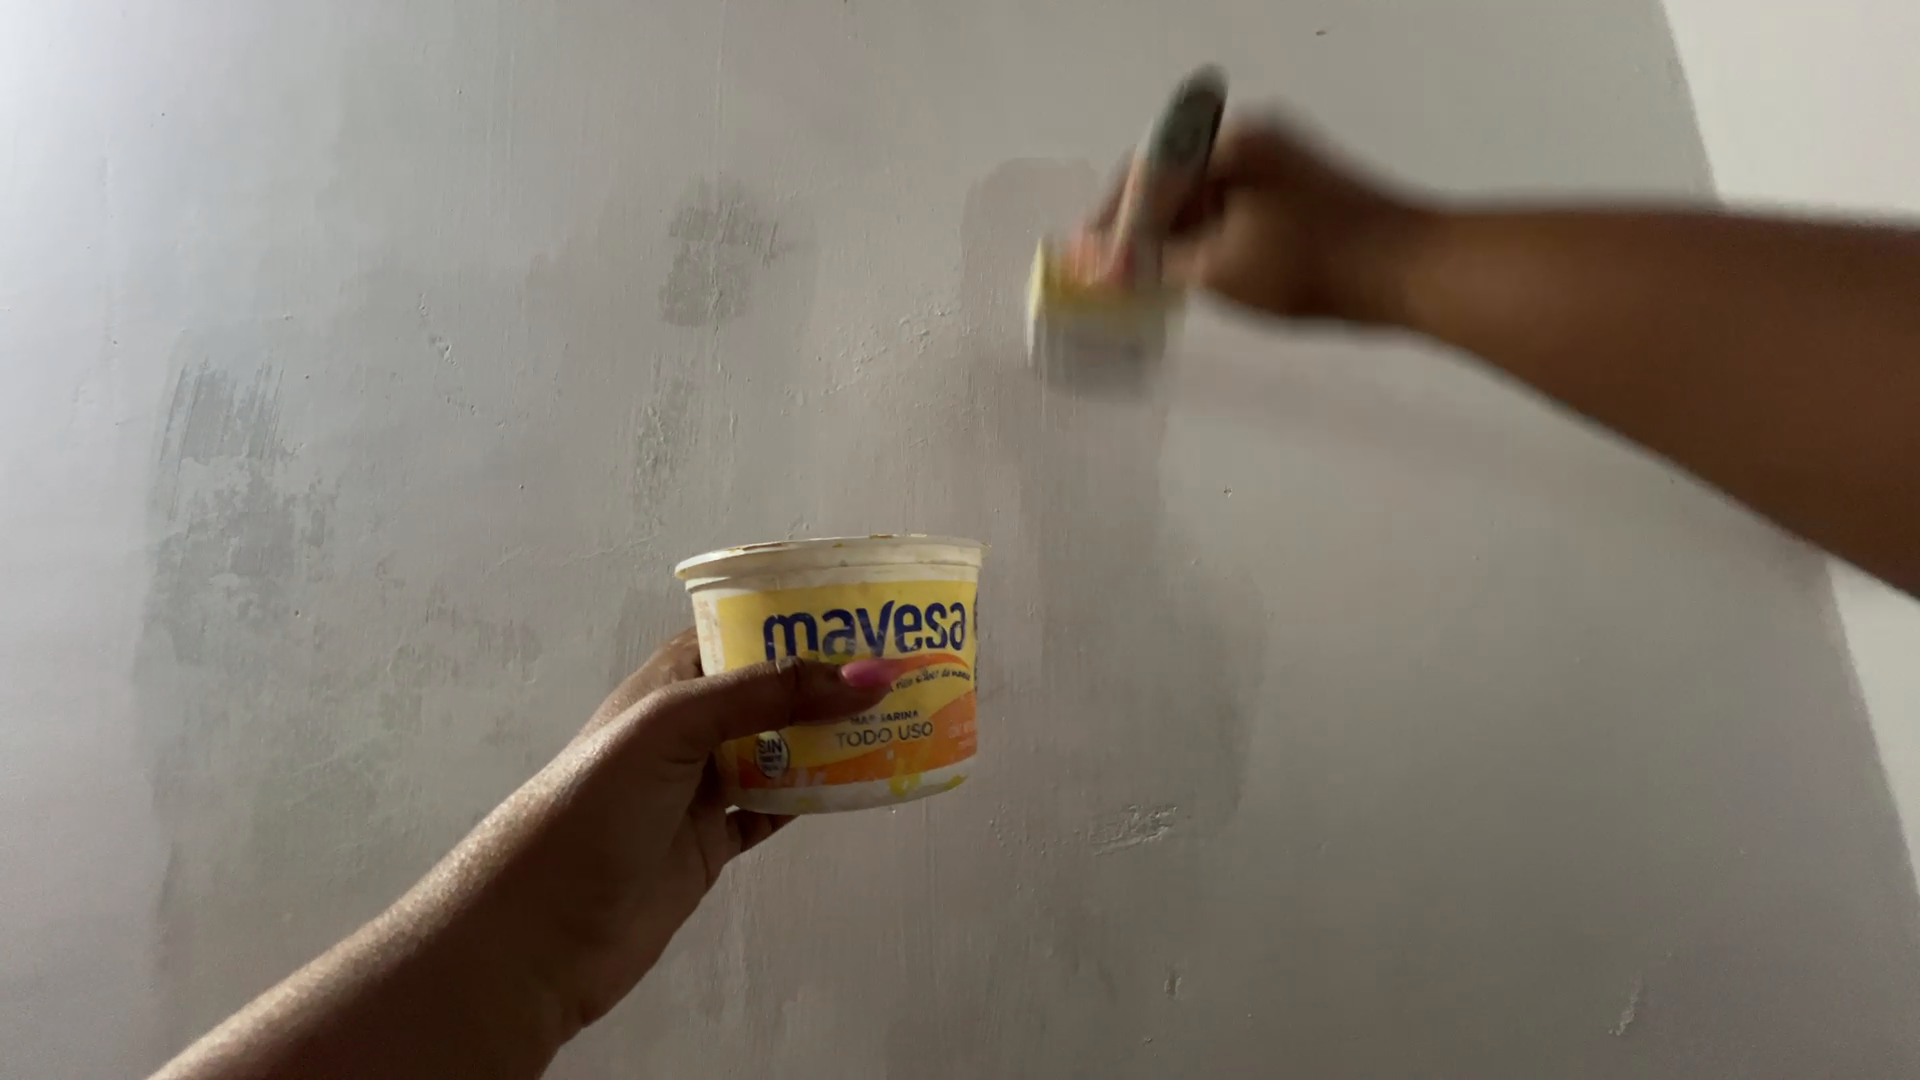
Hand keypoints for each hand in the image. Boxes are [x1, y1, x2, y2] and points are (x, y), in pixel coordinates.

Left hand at [447, 631, 899, 1035]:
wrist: (537, 936)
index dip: (802, 619)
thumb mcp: (678, 723)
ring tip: (896, 718)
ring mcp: (706, 781)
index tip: (866, 614)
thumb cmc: (596, 802)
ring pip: (785, 746)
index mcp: (675, 678)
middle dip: (830, 679)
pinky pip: (782, 803)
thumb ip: (772, 694)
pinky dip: (820, 793)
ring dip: (833, 736)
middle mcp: (694, 723)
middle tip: (899, 668)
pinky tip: (863, 782)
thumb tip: (871, 674)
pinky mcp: (716, 835)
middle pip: (776, 689)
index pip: (748, 630)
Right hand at [1079, 115, 1429, 323]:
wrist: (1406, 272)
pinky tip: (1183, 275)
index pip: (1147, 173)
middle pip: (1169, 182)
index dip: (1110, 221)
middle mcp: (1249, 143)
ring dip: (1164, 240)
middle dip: (1135, 231)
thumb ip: (1150, 264)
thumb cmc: (1308, 265)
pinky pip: (1222, 212)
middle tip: (1107, 276)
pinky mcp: (1286, 195)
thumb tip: (1097, 267)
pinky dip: (1196, 243)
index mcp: (1231, 145)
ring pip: (1195, 200)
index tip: (1086, 262)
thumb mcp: (1216, 267)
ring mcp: (1271, 167)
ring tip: (1137, 282)